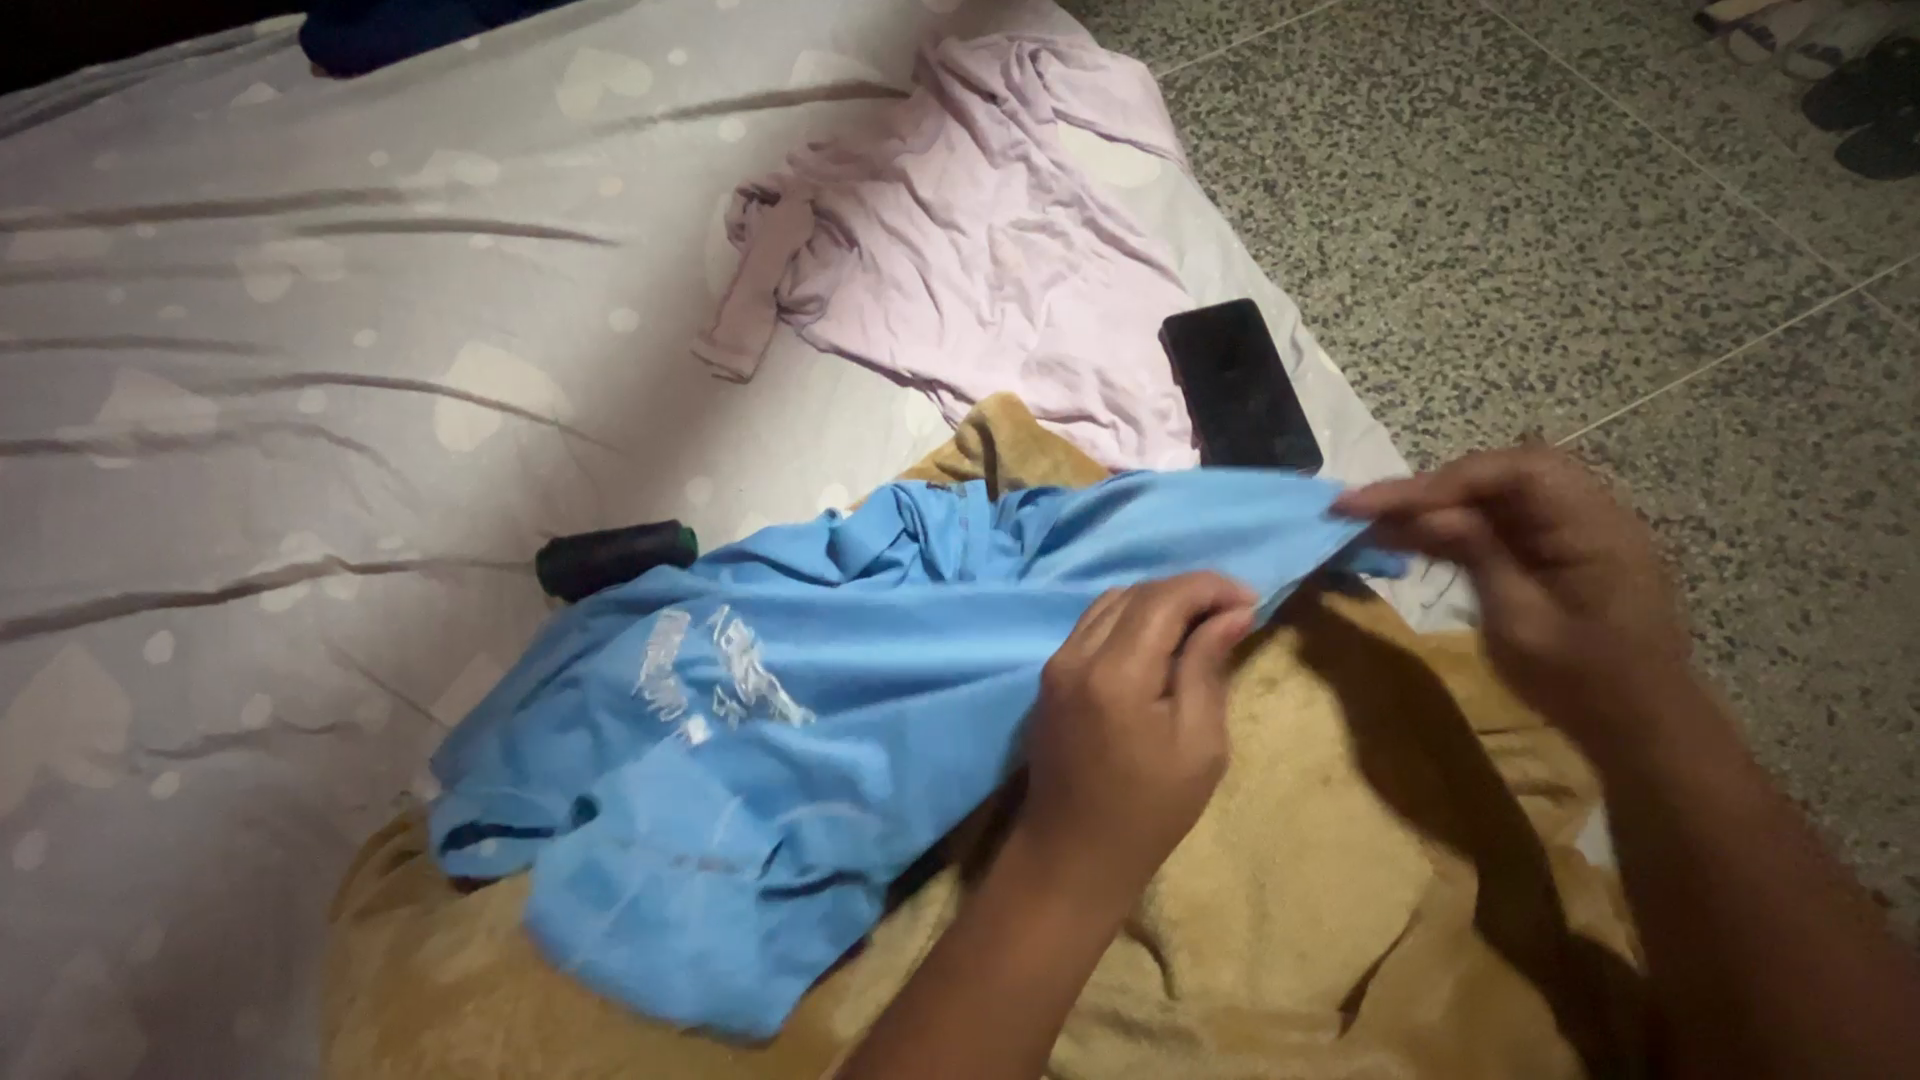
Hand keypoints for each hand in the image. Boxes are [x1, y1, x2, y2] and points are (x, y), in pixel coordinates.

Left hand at [1019, 572, 1255, 903]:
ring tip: (1200, 624)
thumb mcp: (1199, 743)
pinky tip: (1159, 641)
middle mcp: (1076, 655)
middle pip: (1135, 593)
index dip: (1210, 588)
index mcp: (1116, 674)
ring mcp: (1056, 664)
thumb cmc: (1149, 810)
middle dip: (1188, 591)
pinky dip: (1129, 620)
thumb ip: (1208, 667)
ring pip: (1109, 603)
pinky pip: (1091, 626)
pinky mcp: (1049, 676)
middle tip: (1232, 611)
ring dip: (1156, 602)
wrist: (1073, 851)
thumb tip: (1233, 613)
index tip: (1250, 599)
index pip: (1163, 598)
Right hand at [1333, 447, 1695, 756]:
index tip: (1382, 504)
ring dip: (1430, 506)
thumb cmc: (1584, 682)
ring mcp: (1567, 532)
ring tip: (1370, 523)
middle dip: (1430, 487)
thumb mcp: (1522, 623)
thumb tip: (1429, 513)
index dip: (1445, 480)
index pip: (1517, 471)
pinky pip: (1493, 523)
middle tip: (1364, 507)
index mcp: (1594, 528)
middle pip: (1499, 474)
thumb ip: (1480, 556)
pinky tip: (1403, 539)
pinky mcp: (1548, 551)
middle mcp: (1586, 515)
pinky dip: (1447, 527)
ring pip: (1490, 496)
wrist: (1640, 725)